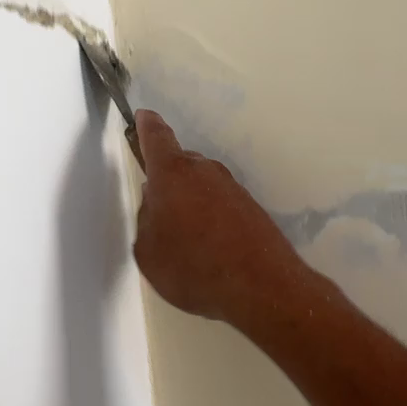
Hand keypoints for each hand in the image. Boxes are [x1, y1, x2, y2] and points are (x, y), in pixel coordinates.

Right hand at [132, 110, 308, 321]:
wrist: (263, 289)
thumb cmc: (194, 266)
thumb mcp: (148, 250)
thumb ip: (146, 220)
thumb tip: (156, 207)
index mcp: (172, 173)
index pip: (156, 137)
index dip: (147, 125)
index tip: (143, 116)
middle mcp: (204, 171)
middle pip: (180, 164)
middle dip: (166, 179)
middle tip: (157, 210)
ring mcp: (232, 188)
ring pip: (201, 185)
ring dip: (190, 201)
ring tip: (184, 238)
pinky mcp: (252, 209)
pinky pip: (220, 204)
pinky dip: (210, 217)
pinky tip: (209, 249)